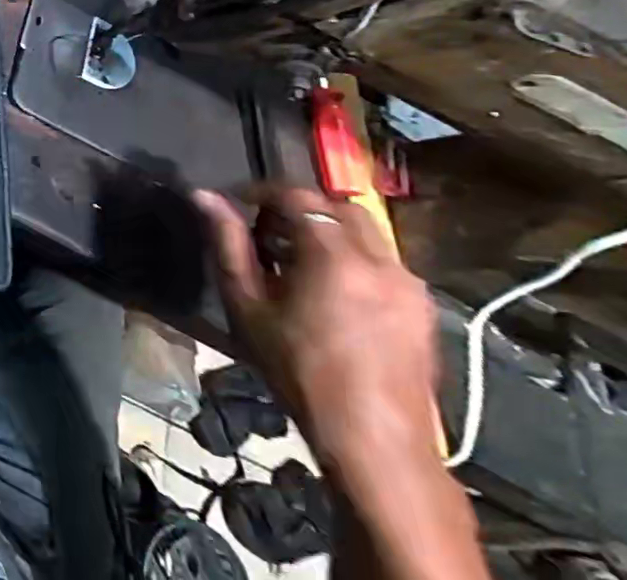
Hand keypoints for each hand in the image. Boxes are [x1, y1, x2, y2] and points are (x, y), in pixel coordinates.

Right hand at [193, 185, 442, 481]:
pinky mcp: (422, 306)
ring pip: (366, 232)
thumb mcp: (247, 303)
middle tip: (264, 229)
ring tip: (292, 258)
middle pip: (340, 206)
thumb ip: (228, 243)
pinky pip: (383, 260)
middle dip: (299, 207)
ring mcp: (409, 284)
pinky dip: (351, 255)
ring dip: (327, 230)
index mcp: (336, 258)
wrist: (371, 435)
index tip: (236, 203)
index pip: (300, 197)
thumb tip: (204, 196)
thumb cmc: (296, 368)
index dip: (263, 192)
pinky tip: (326, 287)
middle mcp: (382, 261)